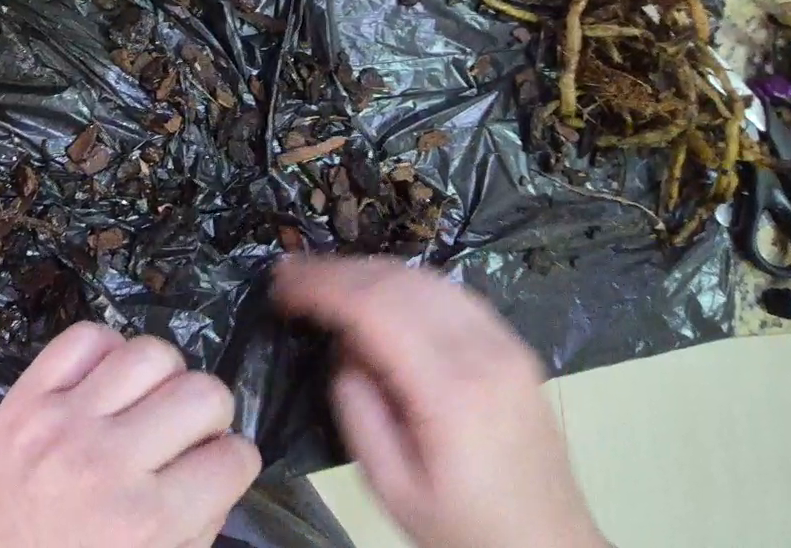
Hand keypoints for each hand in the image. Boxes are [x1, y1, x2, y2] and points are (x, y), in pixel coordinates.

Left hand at [0, 322, 259, 547]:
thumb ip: (195, 527)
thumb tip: (220, 467)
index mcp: (147, 523)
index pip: (233, 458)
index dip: (235, 461)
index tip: (219, 465)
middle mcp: (110, 460)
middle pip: (203, 392)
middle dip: (212, 411)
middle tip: (189, 430)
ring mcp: (64, 418)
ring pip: (150, 353)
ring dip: (163, 375)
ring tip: (146, 400)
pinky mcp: (26, 393)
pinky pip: (85, 337)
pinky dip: (106, 349)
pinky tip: (104, 380)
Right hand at [275, 257, 605, 547]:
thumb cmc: (463, 530)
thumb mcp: (391, 487)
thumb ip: (356, 407)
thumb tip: (343, 347)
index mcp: (452, 392)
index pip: (373, 308)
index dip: (320, 286)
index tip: (280, 285)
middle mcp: (484, 352)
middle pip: (396, 281)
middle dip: (334, 270)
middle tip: (288, 274)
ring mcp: (504, 342)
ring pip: (422, 276)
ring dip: (364, 269)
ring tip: (321, 277)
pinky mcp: (511, 344)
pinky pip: (447, 290)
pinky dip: (399, 279)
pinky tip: (373, 288)